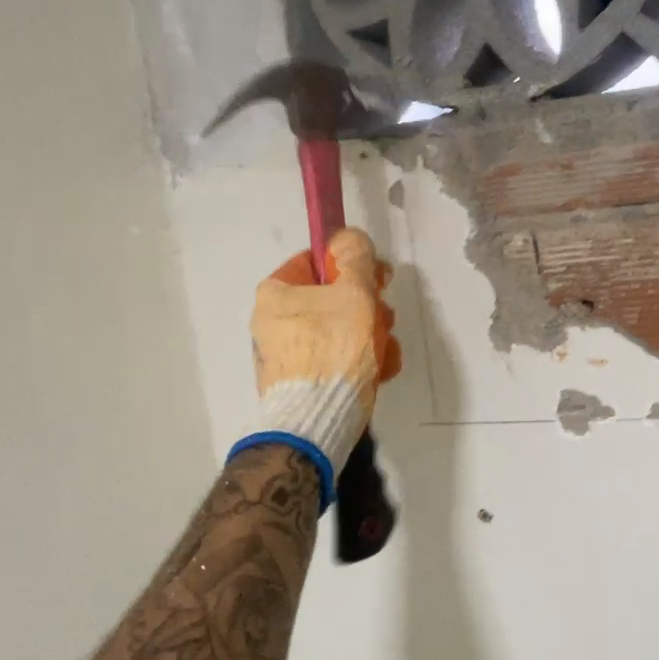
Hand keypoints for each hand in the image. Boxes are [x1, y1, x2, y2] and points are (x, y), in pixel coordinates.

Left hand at [232, 229, 402, 500]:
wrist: (317, 422)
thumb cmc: (334, 348)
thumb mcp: (355, 292)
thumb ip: (357, 258)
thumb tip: (349, 237)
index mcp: (276, 293)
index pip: (317, 260)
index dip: (352, 265)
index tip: (377, 280)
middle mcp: (273, 321)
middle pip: (334, 297)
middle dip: (368, 308)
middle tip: (385, 319)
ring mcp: (285, 354)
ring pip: (341, 329)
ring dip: (372, 336)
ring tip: (386, 353)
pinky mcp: (300, 382)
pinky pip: (335, 358)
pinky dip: (360, 360)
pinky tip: (380, 371)